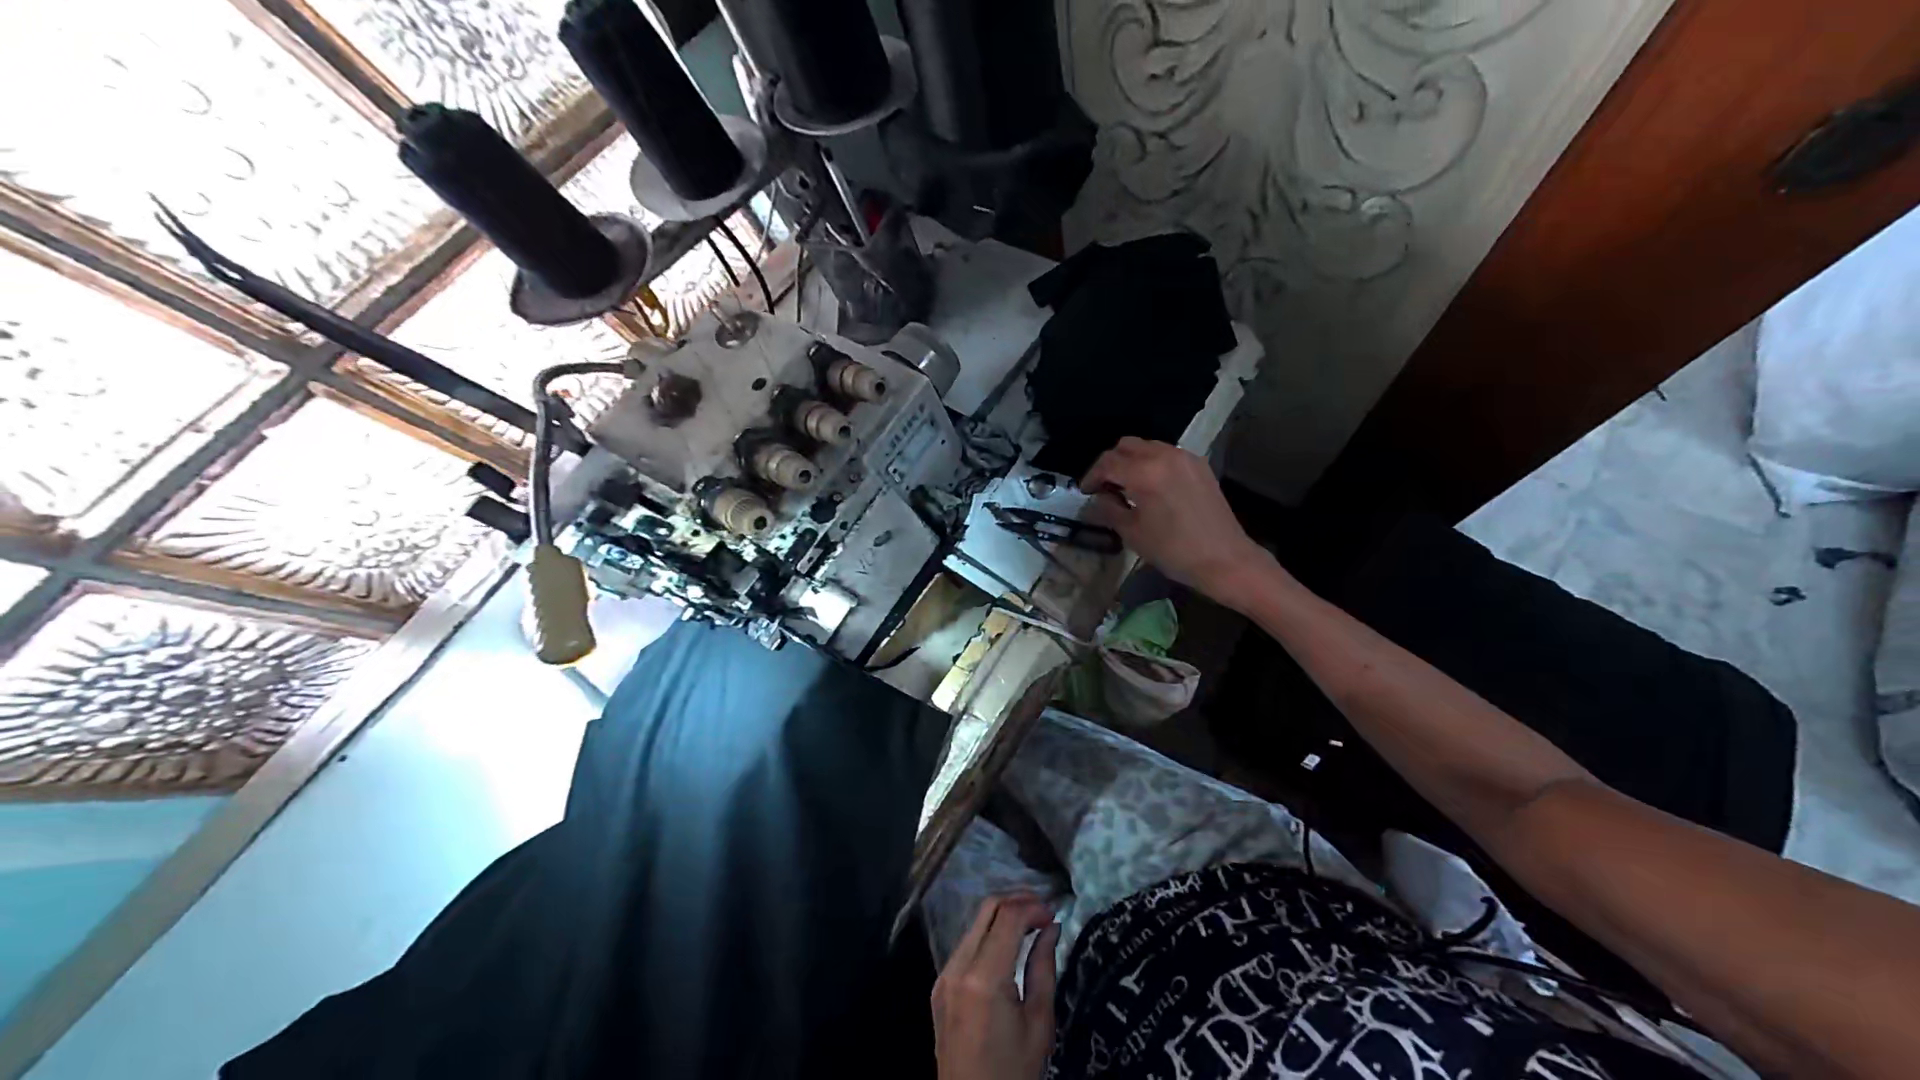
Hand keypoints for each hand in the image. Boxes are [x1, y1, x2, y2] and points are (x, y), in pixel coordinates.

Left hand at [931, 894, 1060, 1079]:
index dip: (1033, 906)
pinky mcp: (939, 986)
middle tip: (1043, 908)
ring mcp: (943, 976)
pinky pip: (965, 946)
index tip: (1054, 912)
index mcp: (983, 979)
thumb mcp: (1039, 1024)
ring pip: (974, 924)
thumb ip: (1043, 969)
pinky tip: (1008, 944)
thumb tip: (1050, 928)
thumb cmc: (1014, 1073)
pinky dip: (988, 934)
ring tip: (1030, 922)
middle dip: (1016, 900)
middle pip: (986, 909)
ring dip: (1002, 915)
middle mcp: (957, 968)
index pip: (1008, 917)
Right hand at [1081, 438, 1273, 602]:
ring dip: (1132, 461)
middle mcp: (1164, 455)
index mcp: (1144, 472)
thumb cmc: (1173, 550)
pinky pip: (1167, 454)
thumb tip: (1099, 498)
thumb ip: (1109, 509)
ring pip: (1148, 447)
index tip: (1085, 492)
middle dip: (1111, 463)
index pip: (1107, 462)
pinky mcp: (1199, 466)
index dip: (1091, 476)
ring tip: (1127, 486)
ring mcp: (1185, 458)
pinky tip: (1152, 486)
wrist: (1224, 559)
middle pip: (1126, 446)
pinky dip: (1152, 463)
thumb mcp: (1132, 533)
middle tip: (1104, 486)